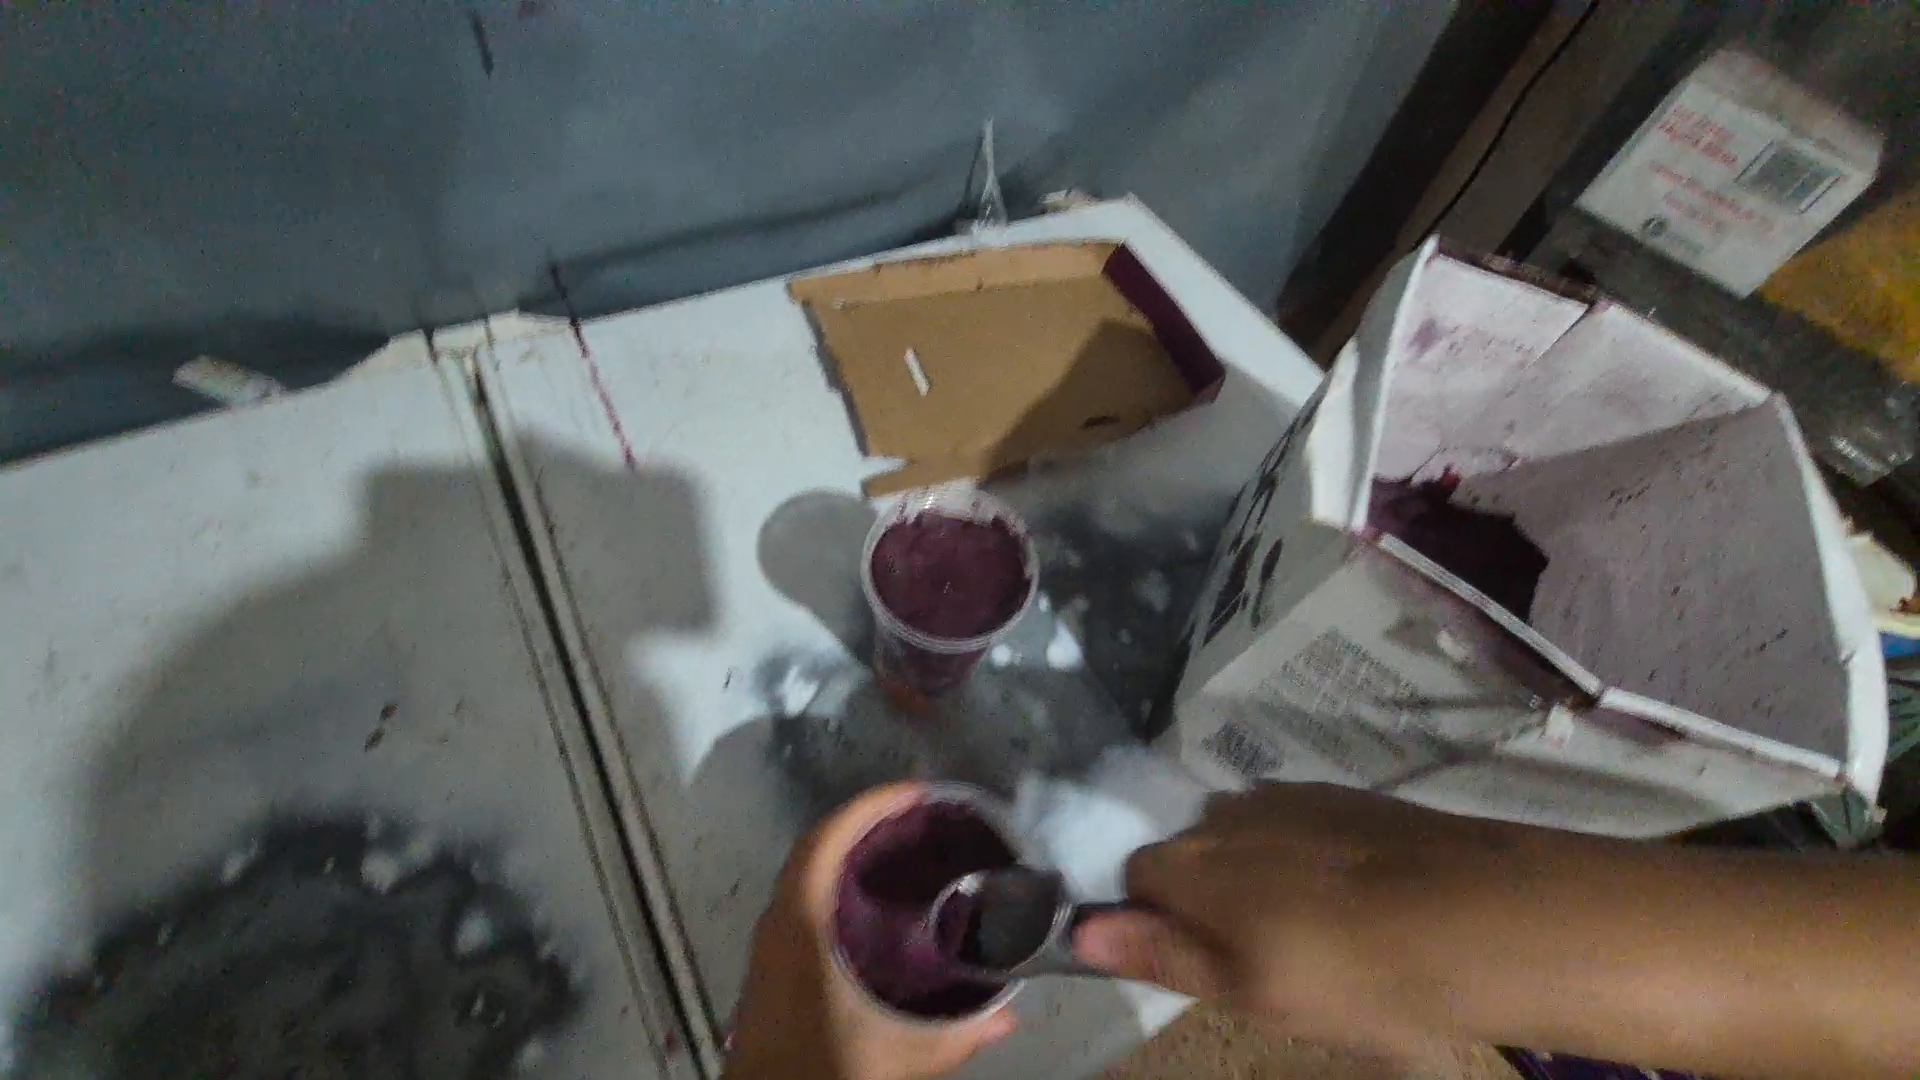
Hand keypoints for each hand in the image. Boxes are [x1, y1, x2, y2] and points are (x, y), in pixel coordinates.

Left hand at [724, 783, 1017, 1079]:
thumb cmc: (823, 1069)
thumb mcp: (897, 1055)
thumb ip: (958, 1034)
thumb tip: (1008, 1015)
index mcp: (802, 920)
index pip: (830, 835)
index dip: (873, 803)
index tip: (918, 793)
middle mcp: (780, 915)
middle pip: (821, 841)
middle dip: (870, 817)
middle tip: (922, 815)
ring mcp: (770, 935)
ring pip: (810, 865)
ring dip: (852, 844)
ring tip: (905, 843)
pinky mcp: (771, 955)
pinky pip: (805, 889)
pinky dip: (838, 873)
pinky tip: (873, 894)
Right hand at [1071, 782, 1519, 1053]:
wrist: (1469, 914)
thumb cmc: (1345, 973)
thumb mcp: (1245, 990)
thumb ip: (1157, 953)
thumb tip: (1078, 931)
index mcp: (1186, 864)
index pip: (1135, 880)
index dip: (1161, 922)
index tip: (1208, 961)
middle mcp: (1215, 814)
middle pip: (1188, 855)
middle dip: (1209, 897)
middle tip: (1266, 954)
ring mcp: (1274, 796)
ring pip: (1238, 836)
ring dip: (1254, 871)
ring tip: (1315, 924)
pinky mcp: (1326, 790)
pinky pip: (1286, 820)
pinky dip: (1298, 850)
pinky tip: (1349, 889)